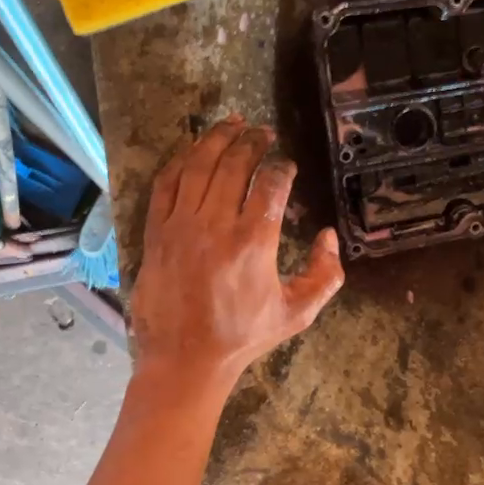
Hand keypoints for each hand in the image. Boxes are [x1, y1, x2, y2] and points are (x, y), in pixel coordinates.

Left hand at [130, 116, 343, 383]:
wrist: (184, 360)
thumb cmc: (242, 336)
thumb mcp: (297, 313)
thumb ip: (325, 275)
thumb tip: (328, 236)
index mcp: (254, 241)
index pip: (271, 185)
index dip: (283, 168)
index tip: (287, 165)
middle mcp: (216, 224)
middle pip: (234, 165)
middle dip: (252, 142)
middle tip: (263, 132)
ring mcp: (181, 226)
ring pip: (198, 166)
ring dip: (216, 139)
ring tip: (232, 124)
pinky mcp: (156, 233)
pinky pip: (166, 185)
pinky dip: (180, 162)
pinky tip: (192, 151)